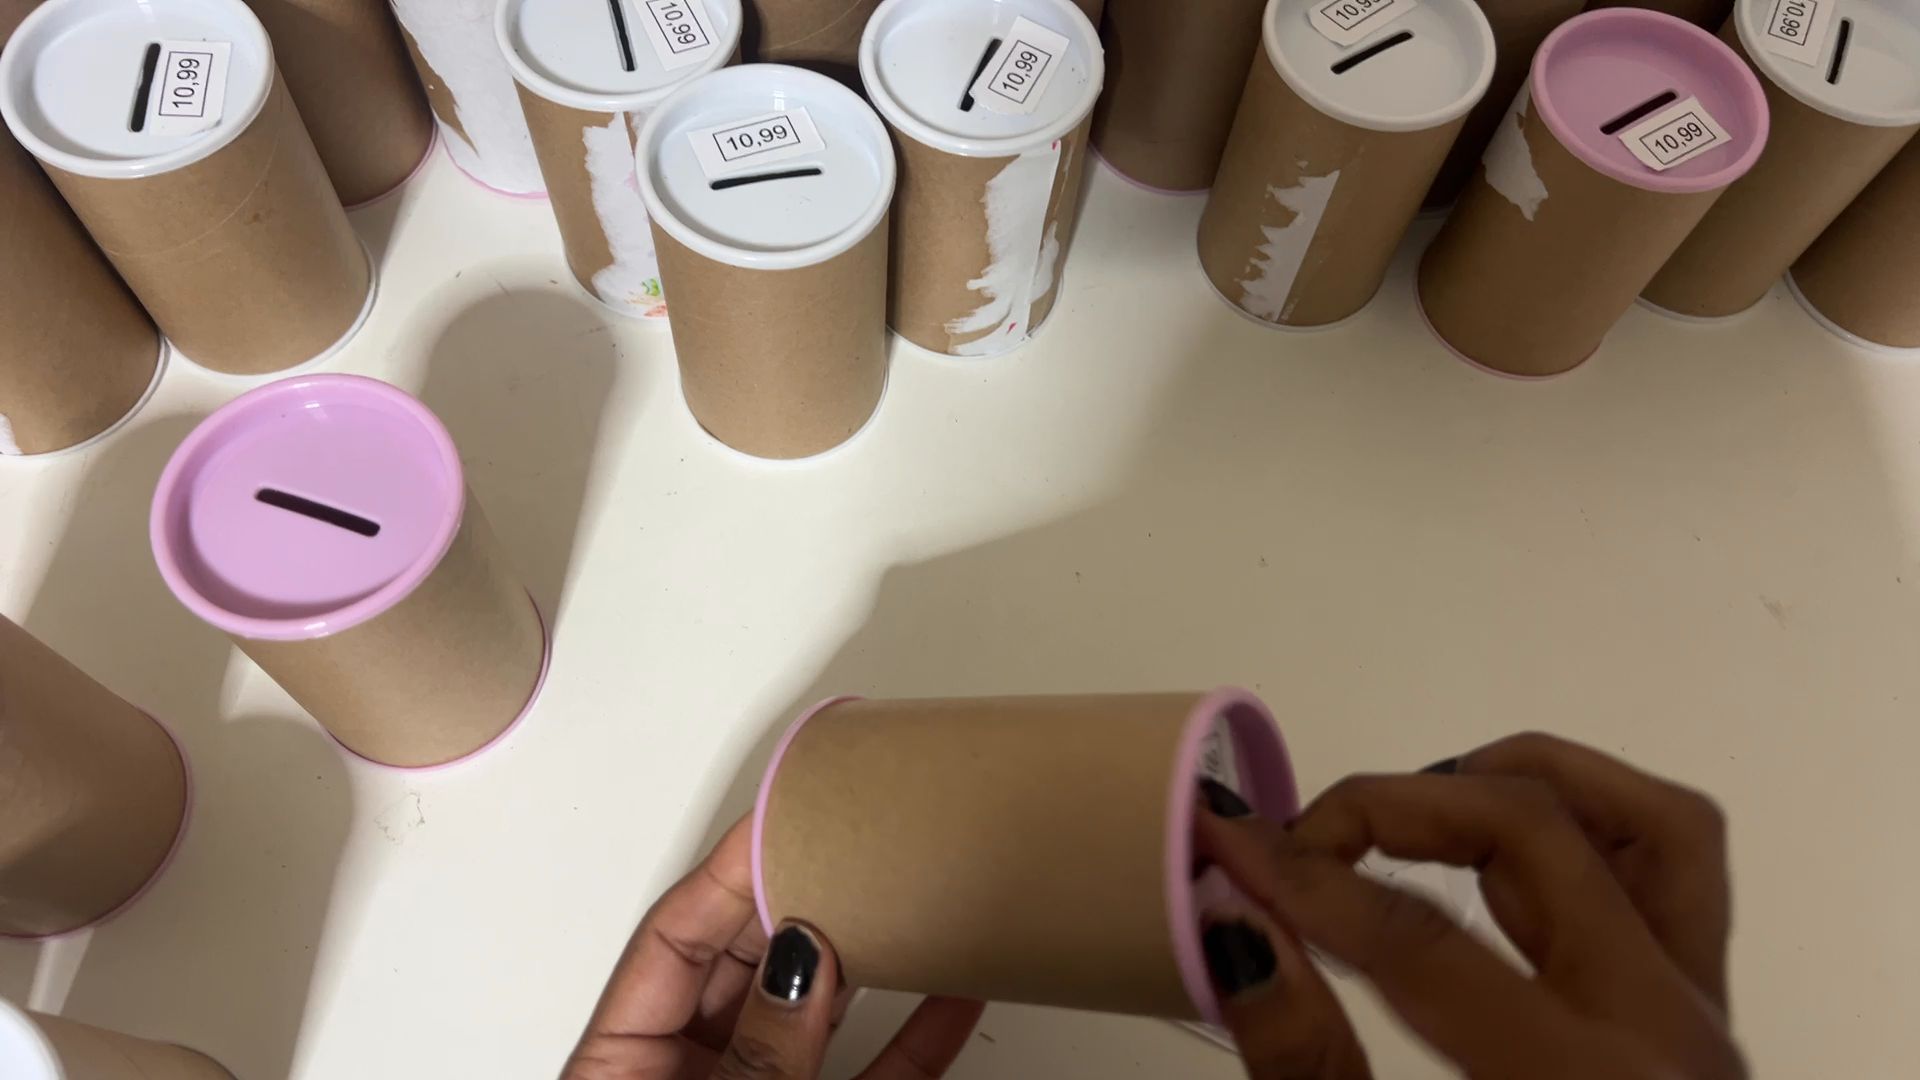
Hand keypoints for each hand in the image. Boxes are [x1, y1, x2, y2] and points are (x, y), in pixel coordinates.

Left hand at [563, 817, 984, 1079]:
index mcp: (624, 1069)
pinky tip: (956, 988)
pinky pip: (871, 1075)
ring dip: (865, 956)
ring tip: (905, 889)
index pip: (678, 936)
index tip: (784, 811)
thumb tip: (801, 952)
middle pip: (747, 959)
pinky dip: (912, 1038)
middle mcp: (689, 1076)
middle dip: (802, 897)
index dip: (733, 868)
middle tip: (855, 837)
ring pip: (813, 1011)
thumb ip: (756, 1058)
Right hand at [1193, 733, 1743, 1079]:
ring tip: (1391, 820)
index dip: (1299, 878)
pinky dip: (1564, 806)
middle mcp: (1675, 1031)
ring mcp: (1701, 1008)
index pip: (1419, 936)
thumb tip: (1231, 912)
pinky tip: (1474, 836)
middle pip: (1524, 828)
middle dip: (1381, 810)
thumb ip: (1299, 1055)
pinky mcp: (1691, 997)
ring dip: (1490, 785)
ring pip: (1631, 814)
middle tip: (1297, 847)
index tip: (1219, 837)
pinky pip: (1664, 851)